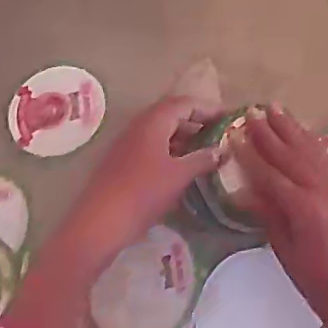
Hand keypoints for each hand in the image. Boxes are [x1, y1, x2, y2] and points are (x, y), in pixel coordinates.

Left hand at [46, 95, 222, 276]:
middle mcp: (138, 126)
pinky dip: (169, 151)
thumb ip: (202, 159)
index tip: (228, 118)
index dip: (207, 108)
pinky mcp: (121, 163)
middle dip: (196, 121)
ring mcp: (127, 145)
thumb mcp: (179, 175)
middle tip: (218, 133)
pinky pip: (151, 147)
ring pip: (160, 132)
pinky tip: (181, 169)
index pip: (185, 103)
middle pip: (171, 114)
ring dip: (183, 137)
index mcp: (153, 121)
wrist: (99, 225)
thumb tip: (220, 150)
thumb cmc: (143, 193)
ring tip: (204, 151)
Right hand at [233, 104, 327, 319]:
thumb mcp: (286, 251)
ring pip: (311, 150)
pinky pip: (327, 158)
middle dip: (270, 132)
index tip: (235, 135)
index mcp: (304, 208)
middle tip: (253, 112)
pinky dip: (313, 142)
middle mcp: (322, 190)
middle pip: (291, 154)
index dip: (250, 155)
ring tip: (276, 109)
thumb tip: (245, 191)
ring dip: (292, 128)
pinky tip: (304, 131)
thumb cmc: (318, 281)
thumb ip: (268, 216)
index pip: (270, 174)